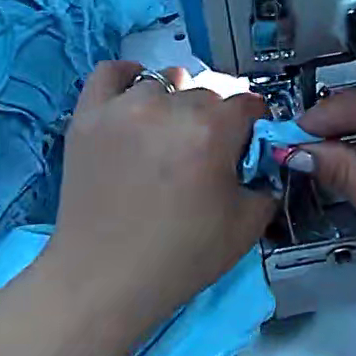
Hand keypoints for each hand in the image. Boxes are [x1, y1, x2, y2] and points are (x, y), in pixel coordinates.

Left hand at [44, 61, 276, 329]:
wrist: (104, 282)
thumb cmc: (180, 257)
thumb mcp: (247, 226)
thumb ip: (267, 182)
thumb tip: (264, 159)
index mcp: (213, 129)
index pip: (249, 103)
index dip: (253, 126)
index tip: (245, 147)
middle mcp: (170, 107)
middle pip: (208, 93)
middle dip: (215, 120)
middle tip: (203, 156)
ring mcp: (123, 107)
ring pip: (165, 82)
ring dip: (174, 102)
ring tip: (165, 137)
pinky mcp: (88, 115)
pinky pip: (111, 73)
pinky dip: (127, 79)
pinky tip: (134, 100)